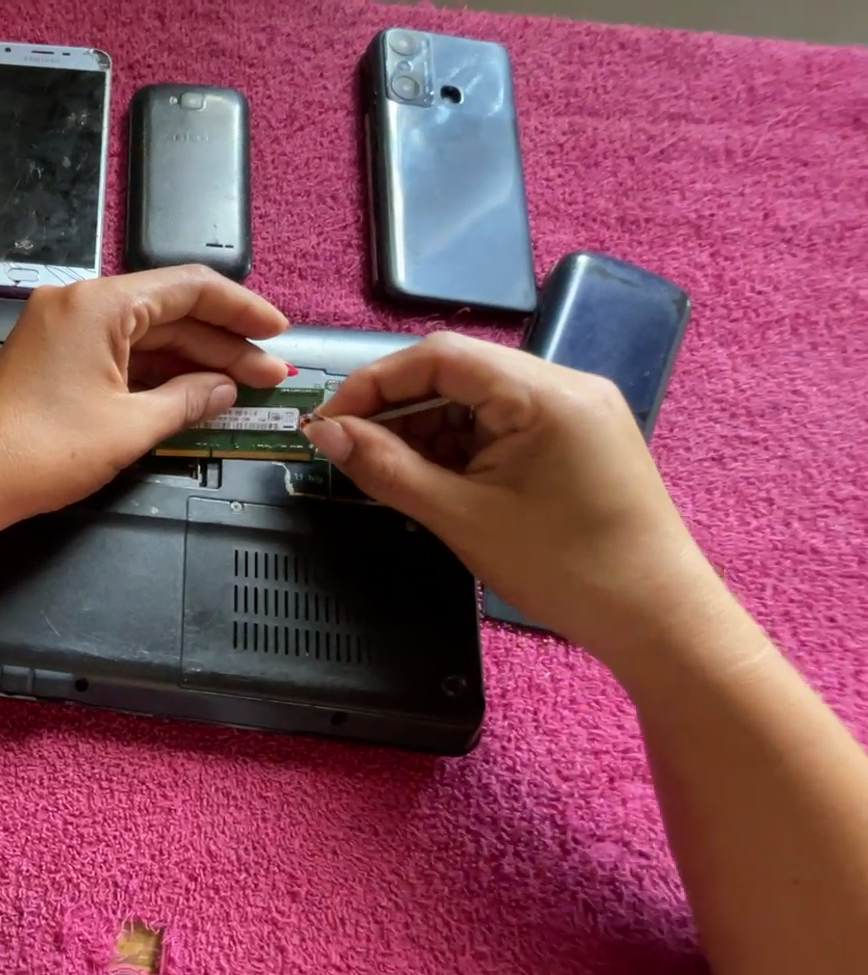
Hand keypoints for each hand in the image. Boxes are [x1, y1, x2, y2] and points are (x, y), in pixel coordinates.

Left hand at [0, 266, 290, 531]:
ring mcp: (58, 329)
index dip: (242, 310)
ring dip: (188, 360)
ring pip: (141, 335)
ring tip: (236, 387)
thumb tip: (225, 388)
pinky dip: (150, 372)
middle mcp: (76, 304)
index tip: (278, 333)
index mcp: (98, 304)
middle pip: (168, 311)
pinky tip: (186, 392)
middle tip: (266, 376)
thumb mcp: (130, 428)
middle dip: (220, 344)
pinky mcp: (49, 357)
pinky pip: (113, 353)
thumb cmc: (41, 453)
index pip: (190, 287)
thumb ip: (189, 400)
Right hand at [301, 331, 718, 657]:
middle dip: (389, 405)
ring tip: (382, 468)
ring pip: (465, 397)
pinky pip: (487, 421)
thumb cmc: (561, 566)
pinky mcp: (564, 436)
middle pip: (451, 371)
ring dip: (414, 427)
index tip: (326, 424)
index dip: (371, 384)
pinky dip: (445, 442)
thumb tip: (322, 433)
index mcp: (545, 396)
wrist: (653, 616)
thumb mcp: (457, 515)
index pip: (439, 358)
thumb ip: (384, 467)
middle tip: (343, 446)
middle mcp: (561, 386)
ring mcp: (566, 410)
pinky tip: (423, 474)